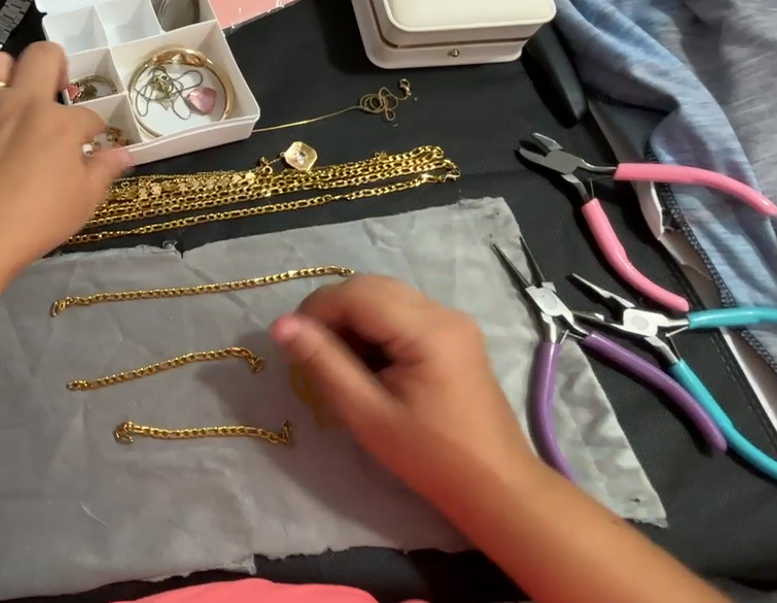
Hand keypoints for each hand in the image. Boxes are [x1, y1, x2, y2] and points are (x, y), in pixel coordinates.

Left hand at [0, 42, 131, 273]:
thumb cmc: (35, 220)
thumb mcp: (83, 201)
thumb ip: (104, 171)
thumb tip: (125, 153)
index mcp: (61, 123)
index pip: (88, 116)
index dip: (94, 130)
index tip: (91, 143)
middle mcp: (25, 104)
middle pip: (43, 55)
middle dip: (56, 64)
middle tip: (56, 89)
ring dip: (6, 70)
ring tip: (13, 92)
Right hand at [270, 275, 540, 506]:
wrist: (497, 488)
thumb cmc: (430, 456)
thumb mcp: (367, 413)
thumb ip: (323, 362)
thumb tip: (280, 325)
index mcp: (428, 330)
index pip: (355, 294)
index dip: (316, 311)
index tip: (295, 344)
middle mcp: (443, 312)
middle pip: (368, 287)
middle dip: (332, 312)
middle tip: (315, 353)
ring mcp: (452, 320)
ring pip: (382, 294)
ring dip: (352, 317)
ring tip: (342, 360)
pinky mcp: (453, 332)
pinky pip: (399, 308)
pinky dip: (373, 324)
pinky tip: (371, 360)